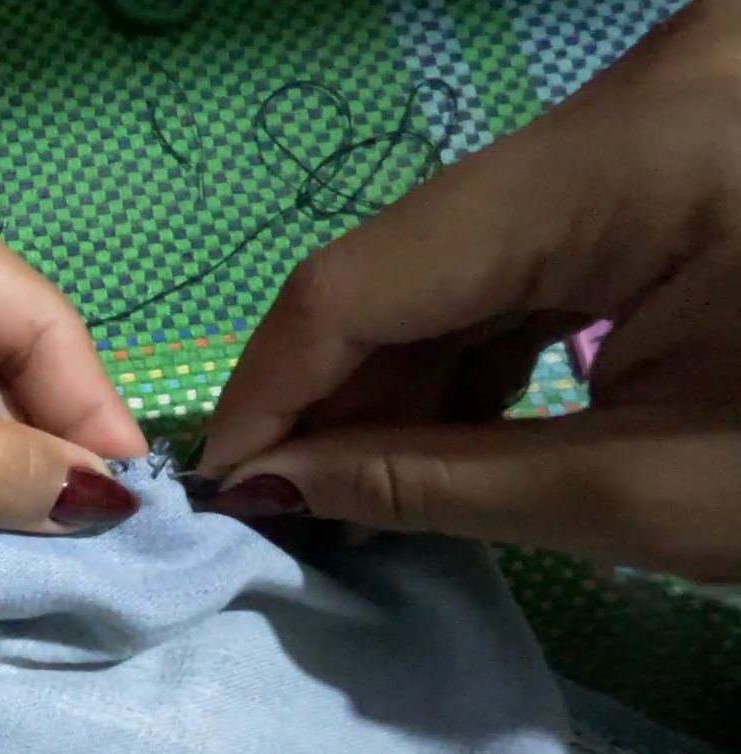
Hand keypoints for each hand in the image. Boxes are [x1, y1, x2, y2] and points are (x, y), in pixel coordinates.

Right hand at [199, 0, 740, 581]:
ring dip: (389, 380)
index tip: (226, 481)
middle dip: (325, 396)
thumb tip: (271, 490)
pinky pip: (518, 251)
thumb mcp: (663, 489)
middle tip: (292, 496)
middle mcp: (638, 92)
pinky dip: (465, 350)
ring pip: (448, 258)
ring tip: (363, 475)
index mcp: (642, 148)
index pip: (358, 277)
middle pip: (398, 262)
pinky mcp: (691, 141)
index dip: (267, 390)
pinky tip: (446, 423)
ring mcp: (668, 107)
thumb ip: (426, 483)